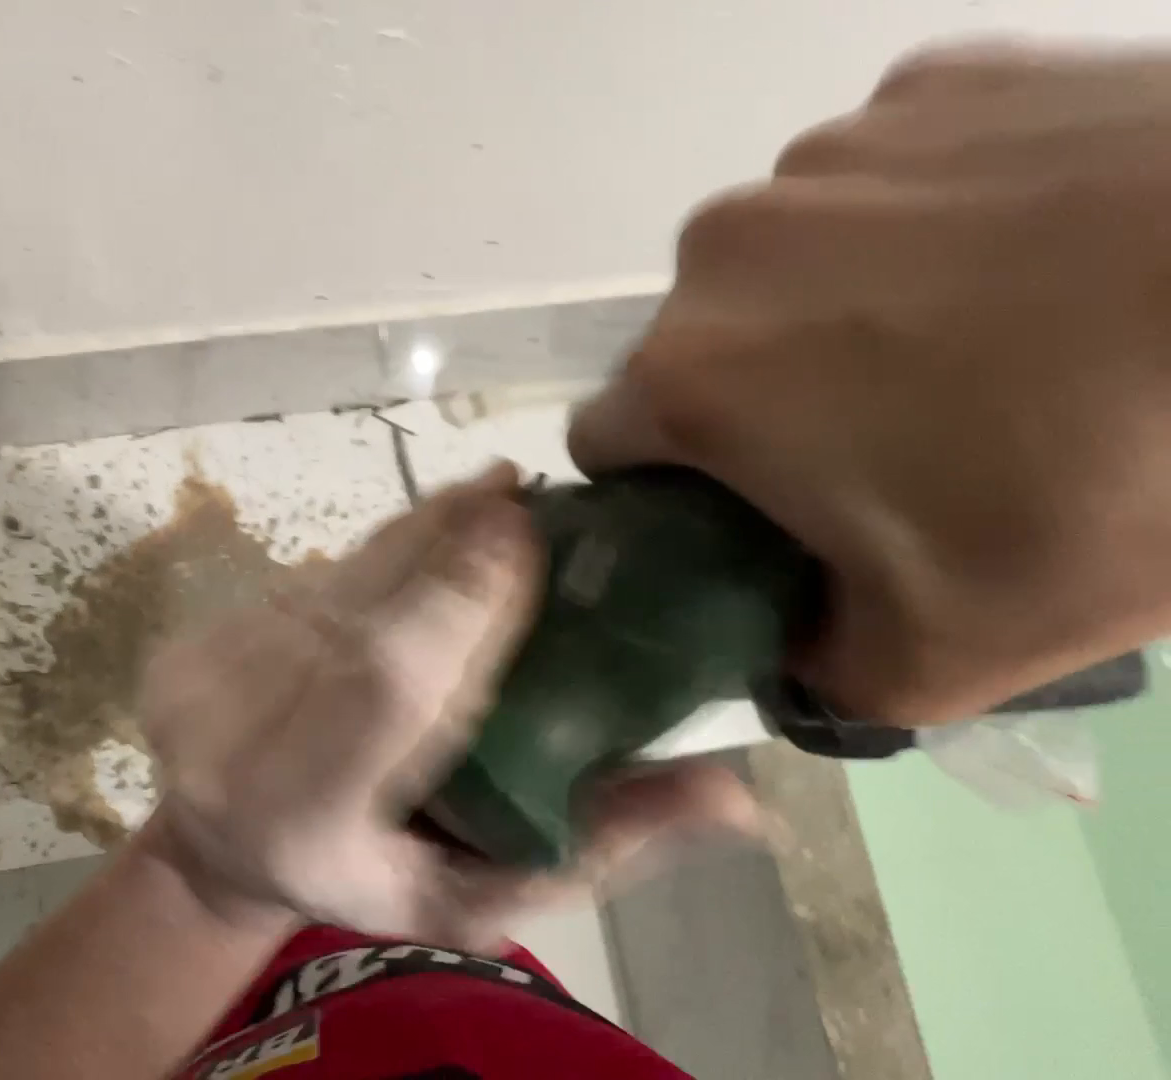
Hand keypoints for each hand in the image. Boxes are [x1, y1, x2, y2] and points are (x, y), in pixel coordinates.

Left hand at [136, 465, 758, 948]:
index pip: (387, 683)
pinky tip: (416, 539)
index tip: (522, 524)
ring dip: (409, 536)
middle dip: (441, 544)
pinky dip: (366, 558)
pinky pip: (301, 583)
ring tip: (480, 499)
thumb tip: (734, 794)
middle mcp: (239, 733)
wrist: (221, 842)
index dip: (458, 600)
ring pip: (330, 583)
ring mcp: (205, 677)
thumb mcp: (474, 899)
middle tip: (513, 491)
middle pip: (357, 611)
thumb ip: (590, 850)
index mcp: (307, 811)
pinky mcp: (192, 643)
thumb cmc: (361, 881)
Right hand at [570, 41, 1170, 725]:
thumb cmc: (1110, 477)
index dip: (659, 484)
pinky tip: (1016, 246)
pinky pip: (866, 178)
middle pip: (686, 350)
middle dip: (745, 396)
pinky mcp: (929, 84)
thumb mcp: (946, 649)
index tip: (739, 505)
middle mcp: (715, 255)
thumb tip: (775, 653)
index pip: (601, 442)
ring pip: (769, 262)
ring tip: (966, 330)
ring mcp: (822, 158)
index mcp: (685, 379)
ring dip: (819, 304)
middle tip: (878, 434)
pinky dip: (907, 219)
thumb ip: (812, 673)